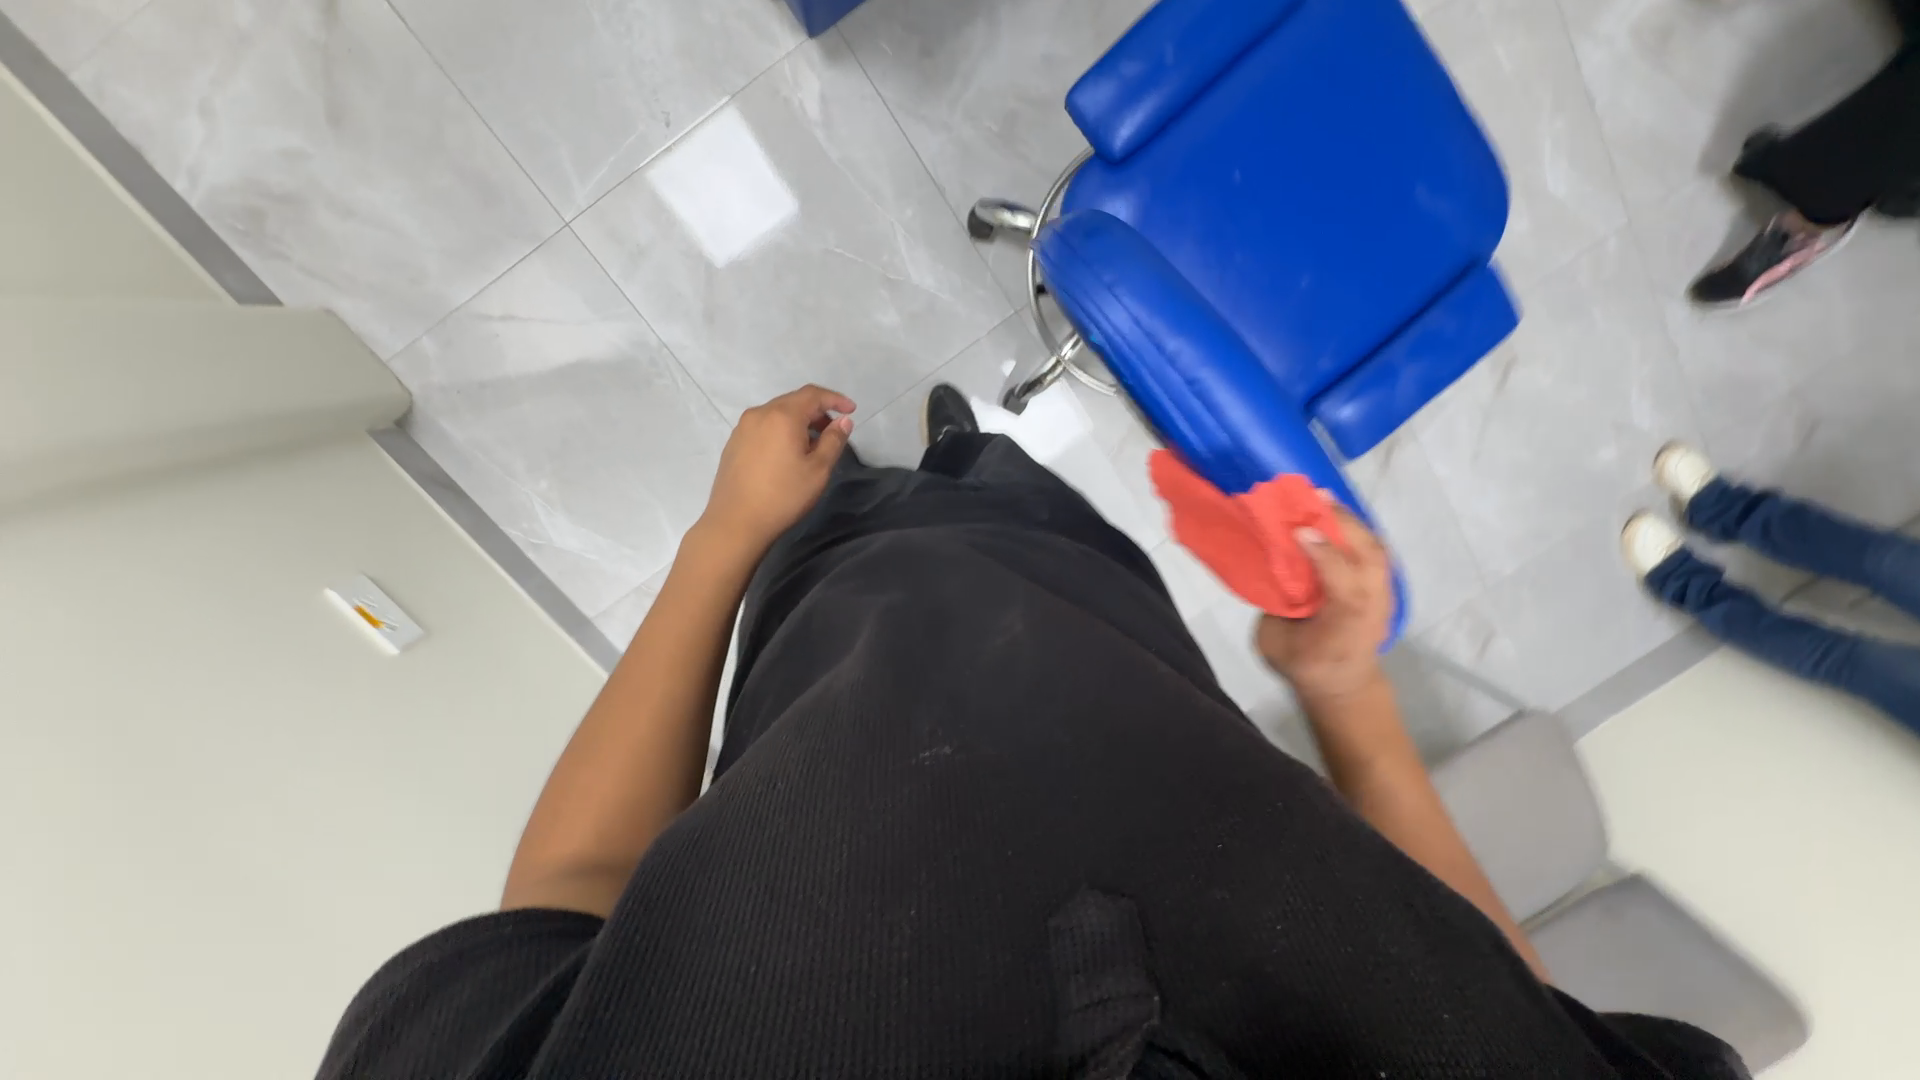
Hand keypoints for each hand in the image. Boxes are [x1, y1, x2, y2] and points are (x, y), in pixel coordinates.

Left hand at [699, 385, 854, 553]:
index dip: (835, 399)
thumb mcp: (818, 470)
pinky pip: (764, 426)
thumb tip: (843, 421)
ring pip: (777, 414)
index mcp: (782, 415)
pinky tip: (787, 454)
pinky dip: (781, 431)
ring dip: (799, 422)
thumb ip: (834, 440)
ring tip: (812, 445)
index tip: (852, 410)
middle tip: (834, 431)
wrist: (736, 522)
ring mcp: (742, 428)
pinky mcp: (734, 443)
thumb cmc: (783, 496)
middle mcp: (759, 413)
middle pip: (794, 401)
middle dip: (817, 411)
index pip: (813, 394)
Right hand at [1256, 501, 1393, 706]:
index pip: (1340, 577)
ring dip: (1351, 522)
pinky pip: (1376, 552)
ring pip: (1376, 549)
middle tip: (1312, 498)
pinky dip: (1358, 531)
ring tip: (1324, 499)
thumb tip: (1273, 565)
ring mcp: (1384, 595)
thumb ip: (1276, 604)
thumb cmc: (1303, 663)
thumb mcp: (1276, 641)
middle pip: (1367, 554)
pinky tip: (1336, 517)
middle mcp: (1371, 603)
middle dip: (1342, 523)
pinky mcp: (1385, 588)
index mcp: (1343, 620)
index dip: (1321, 551)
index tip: (1298, 529)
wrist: (1344, 684)